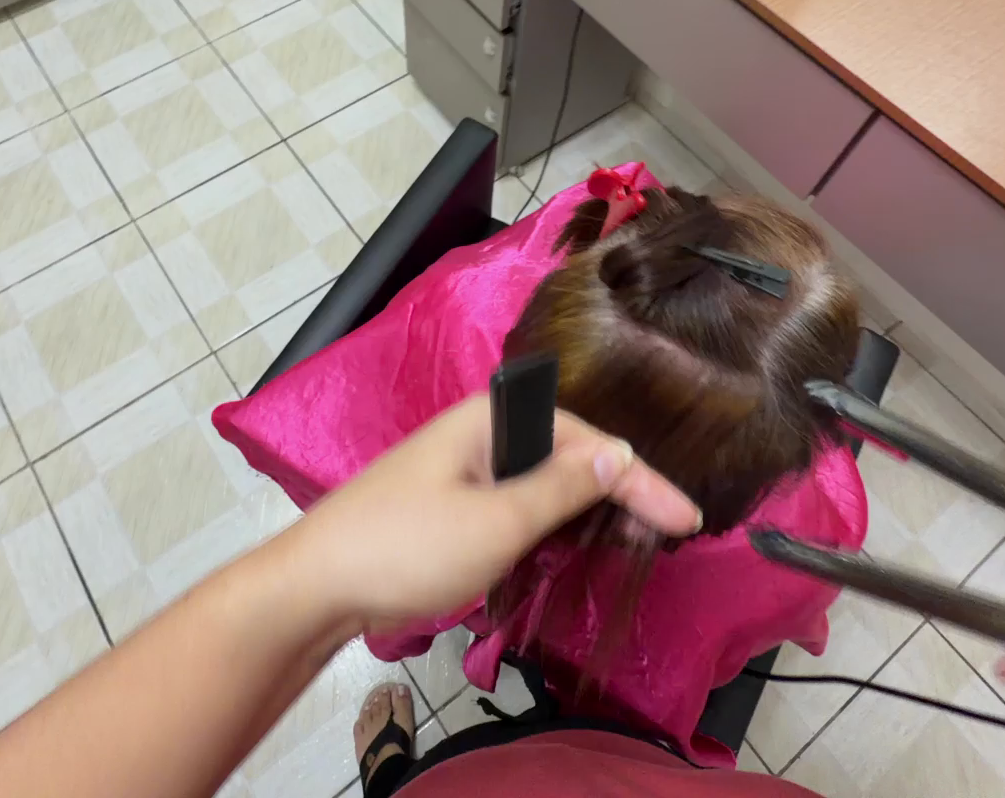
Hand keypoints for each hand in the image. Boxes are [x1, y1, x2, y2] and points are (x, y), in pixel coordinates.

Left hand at [274, 394, 701, 634]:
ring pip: (540, 480)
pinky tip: (569, 543)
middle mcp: (479, 433)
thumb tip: (622, 454)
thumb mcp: (498, 519)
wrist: (317, 584)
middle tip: (666, 531)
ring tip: (632, 536)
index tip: (686, 520)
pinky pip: (514, 502)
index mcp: (490, 419)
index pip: (585, 439)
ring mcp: (463, 467)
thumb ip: (563, 485)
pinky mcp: (452, 501)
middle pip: (565, 453)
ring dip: (585, 507)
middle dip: (617, 489)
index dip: (638, 478)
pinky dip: (547, 523)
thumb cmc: (409, 544)